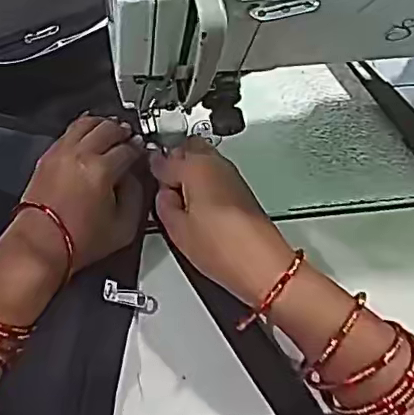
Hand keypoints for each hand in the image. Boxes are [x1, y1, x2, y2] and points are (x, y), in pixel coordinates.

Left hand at [0, 116, 144, 326]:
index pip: (128, 148)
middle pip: (108, 128)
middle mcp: (80, 155)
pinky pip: (68, 132)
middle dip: (124, 131)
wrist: (41, 243)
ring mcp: (61, 153)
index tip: (141, 152)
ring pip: (86, 123)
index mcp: (101, 170)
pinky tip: (87, 134)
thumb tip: (134, 179)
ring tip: (111, 129)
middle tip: (130, 136)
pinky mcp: (47, 157)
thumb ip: (135, 196)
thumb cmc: (75, 240)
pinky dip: (82, 129)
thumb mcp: (123, 227)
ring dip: (102, 124)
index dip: (139, 149)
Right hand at [149, 137, 293, 305]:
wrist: (264, 267)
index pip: (164, 158)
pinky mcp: (242, 189)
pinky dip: (205, 182)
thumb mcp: (175, 229)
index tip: (149, 177)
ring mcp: (232, 175)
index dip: (153, 169)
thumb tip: (163, 195)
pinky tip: (199, 207)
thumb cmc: (226, 248)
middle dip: (174, 160)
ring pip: (204, 158)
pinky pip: (216, 174)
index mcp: (195, 167)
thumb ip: (162, 203)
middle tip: (164, 182)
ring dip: (190, 170)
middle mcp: (216, 164)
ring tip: (182, 199)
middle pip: (187, 147)